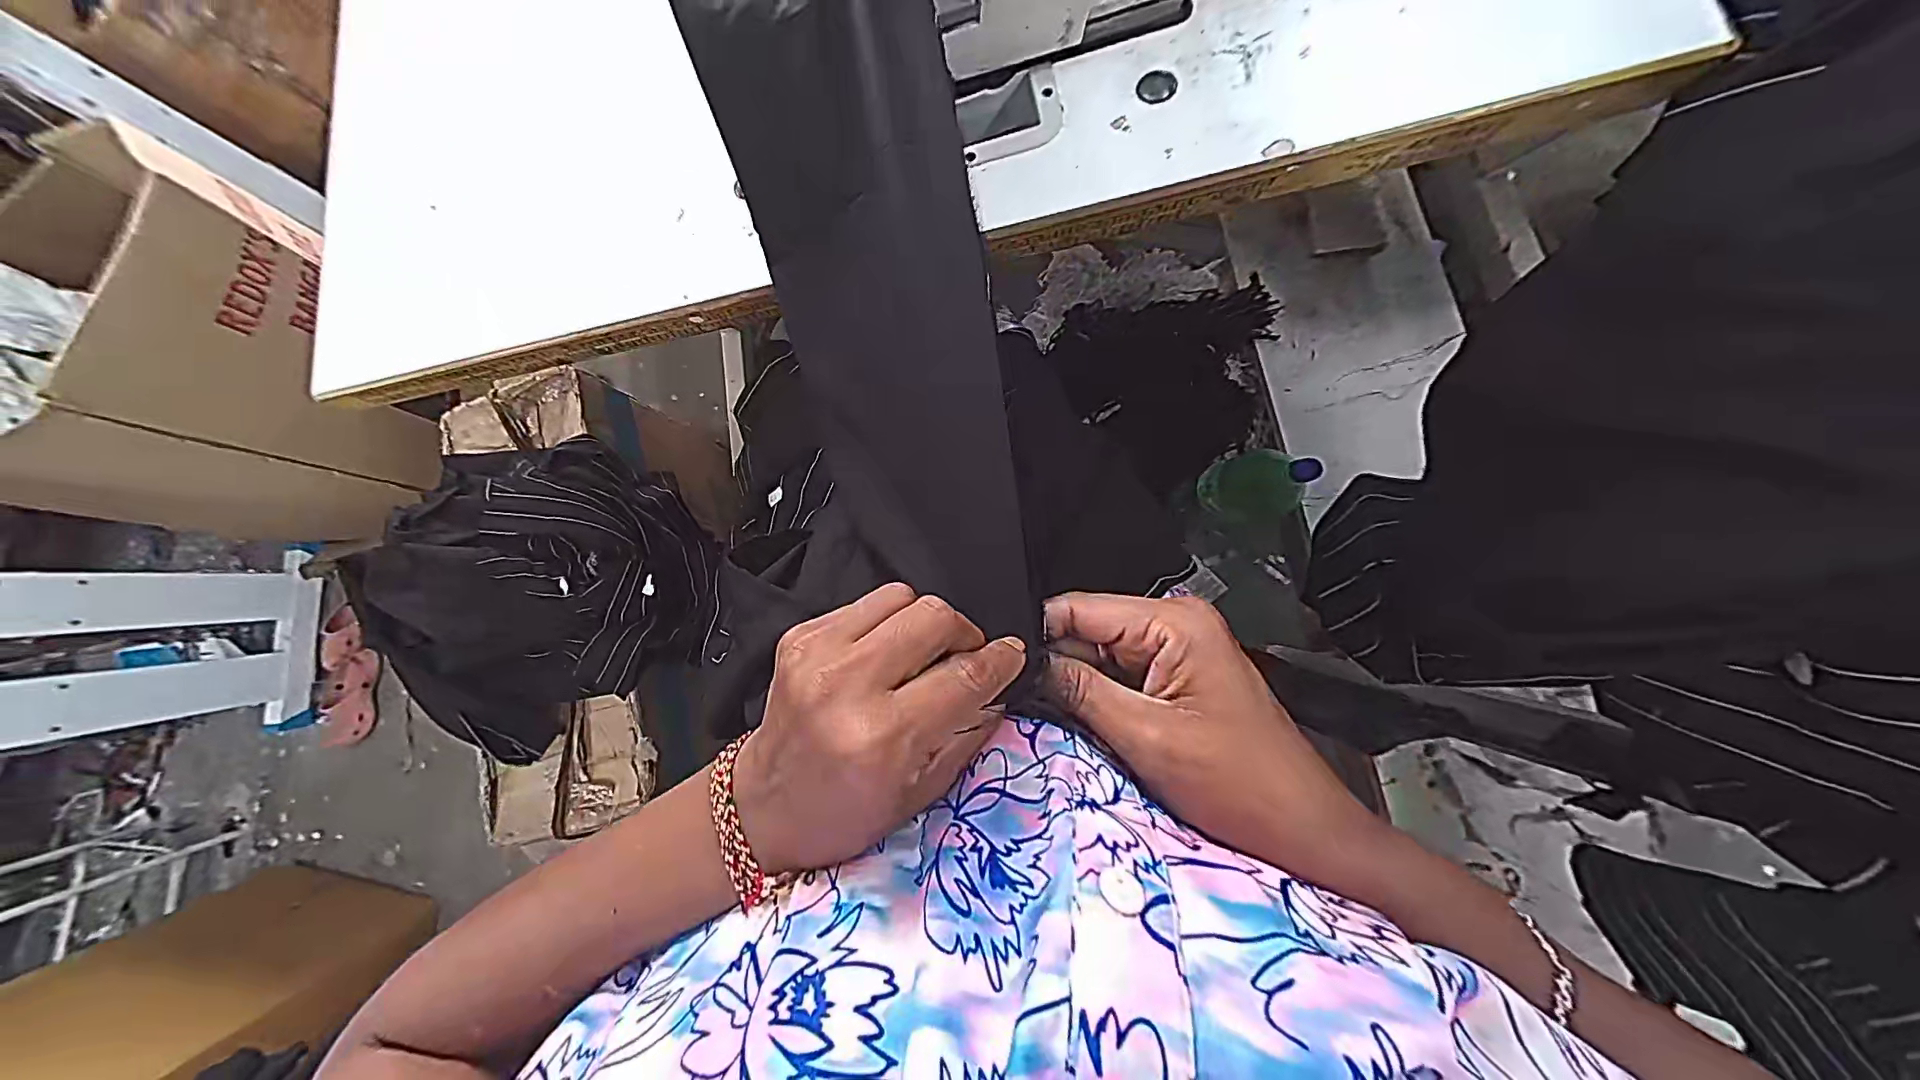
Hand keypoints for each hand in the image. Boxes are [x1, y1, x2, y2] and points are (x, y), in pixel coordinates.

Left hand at [731, 582, 1026, 875]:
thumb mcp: (919, 792)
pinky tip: (883, 653)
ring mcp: (817, 654)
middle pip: (935, 618)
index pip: (964, 675)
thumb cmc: (841, 814)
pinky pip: (866, 603)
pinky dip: (888, 622)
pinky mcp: (800, 637)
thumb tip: (997, 687)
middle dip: (965, 634)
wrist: (761, 806)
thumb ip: (967, 733)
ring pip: (902, 597)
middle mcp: (846, 686)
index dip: (1001, 660)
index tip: (1011, 654)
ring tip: (922, 654)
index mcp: (882, 737)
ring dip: (925, 622)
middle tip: (965, 657)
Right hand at [1041, 592, 1391, 889]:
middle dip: (1060, 668)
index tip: (1009, 672)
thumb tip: (1029, 665)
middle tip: (1039, 709)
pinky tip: (1103, 729)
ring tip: (1079, 725)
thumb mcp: (1146, 737)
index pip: (1077, 607)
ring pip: (1098, 657)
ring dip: (1081, 689)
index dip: (1037, 638)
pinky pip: (1119, 677)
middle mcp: (1176, 624)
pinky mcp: (1176, 677)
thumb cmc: (1245, 786)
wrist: (1301, 829)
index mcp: (1175, 621)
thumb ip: (1079, 692)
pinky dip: (1102, 701)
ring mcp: (1177, 650)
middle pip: (1086, 631)